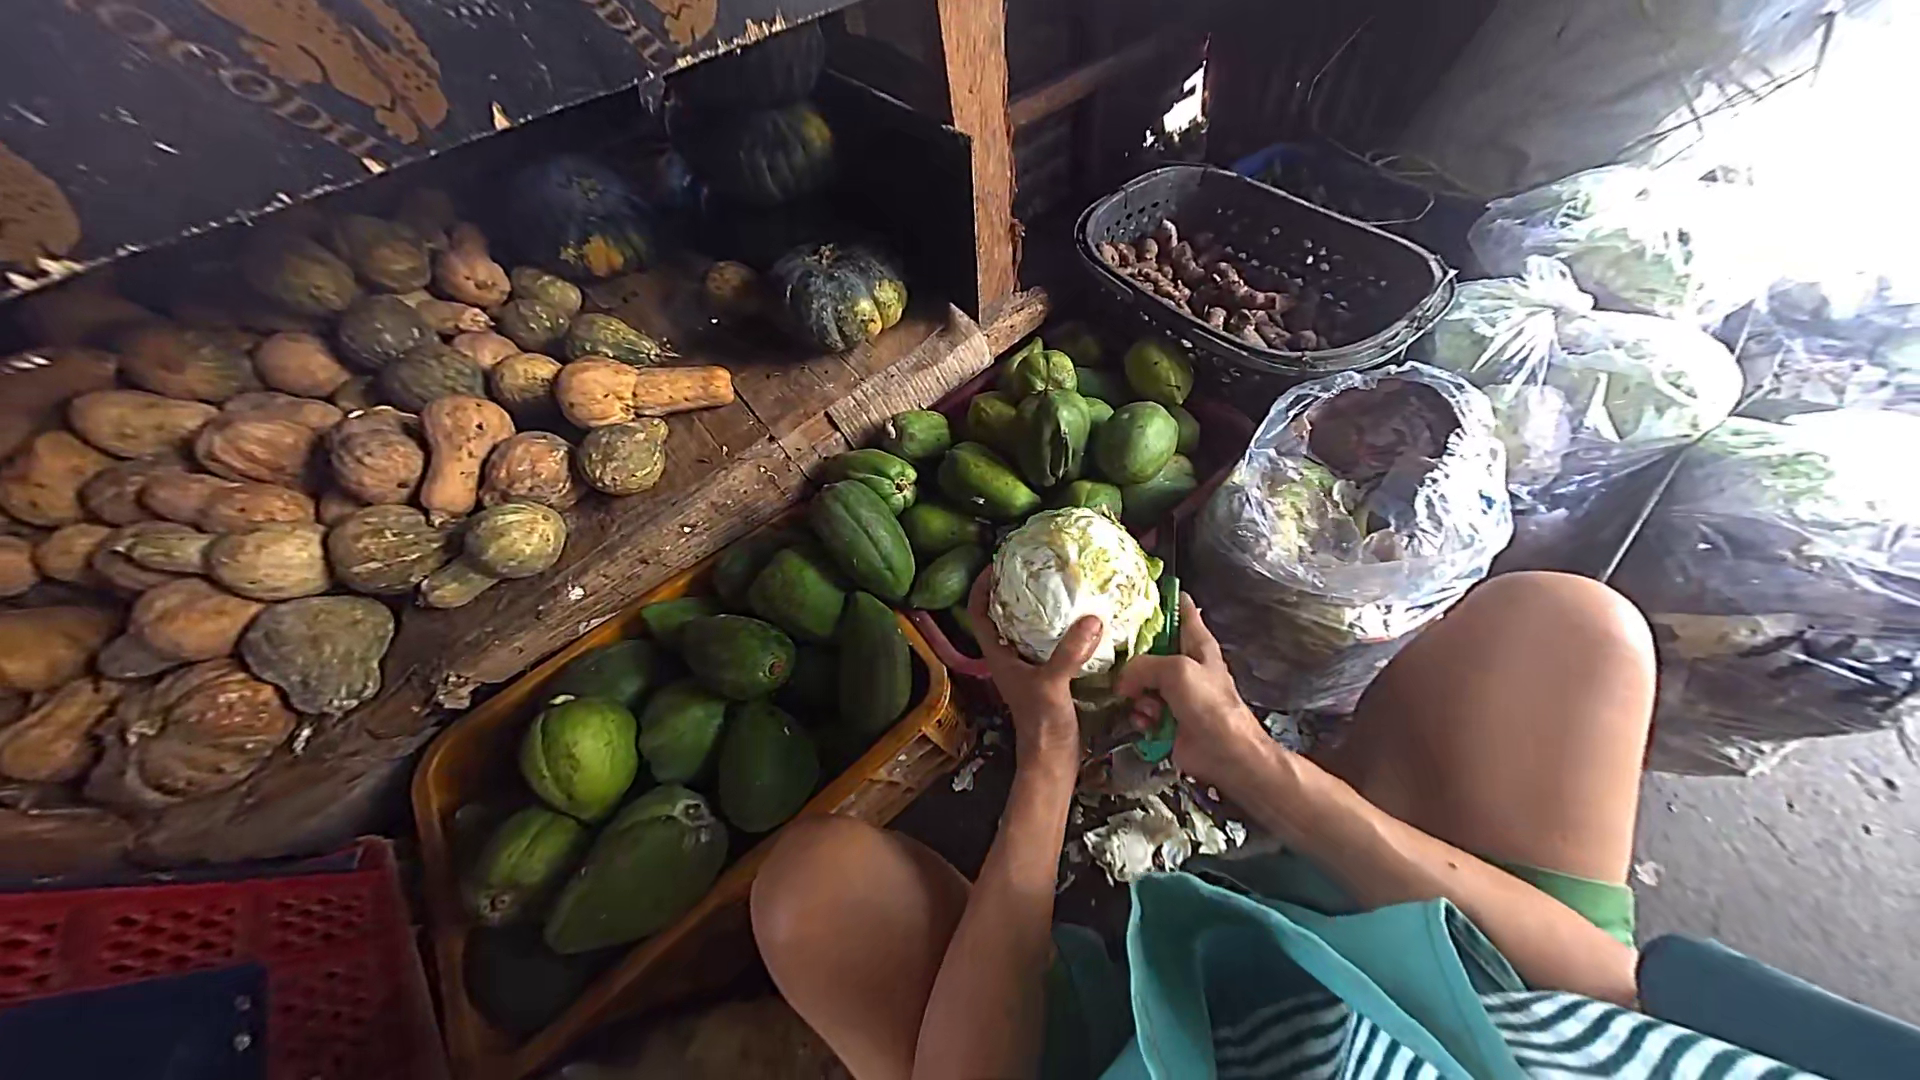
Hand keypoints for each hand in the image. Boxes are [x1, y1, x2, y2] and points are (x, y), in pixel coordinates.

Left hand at [966, 570, 1100, 772]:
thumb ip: (1068, 653)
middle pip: (1000, 615)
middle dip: (1010, 590)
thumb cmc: (1042, 725)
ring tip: (1052, 583)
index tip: (995, 565)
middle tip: (1029, 566)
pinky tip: (1076, 617)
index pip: (979, 614)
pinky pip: (1047, 641)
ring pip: (1024, 628)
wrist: (1053, 760)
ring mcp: (1027, 665)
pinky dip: (1056, 626)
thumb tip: (1091, 618)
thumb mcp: (1053, 684)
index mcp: (998, 655)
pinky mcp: (1047, 673)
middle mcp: (1009, 656)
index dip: (980, 588)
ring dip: (1033, 607)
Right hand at [1113, 594, 1272, 790]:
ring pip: (1139, 679)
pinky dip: (1139, 714)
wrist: (1226, 754)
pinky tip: (1145, 721)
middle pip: (1150, 646)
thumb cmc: (1210, 705)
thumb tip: (1122, 681)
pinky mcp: (1164, 716)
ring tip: (1140, 702)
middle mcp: (1184, 663)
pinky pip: (1140, 707)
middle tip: (1114, 656)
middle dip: (1131, 652)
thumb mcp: (1176, 671)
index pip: (1182, 610)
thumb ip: (1142, 666)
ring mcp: (1173, 691)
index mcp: (1197, 644)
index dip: (1164, 597)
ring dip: (1134, 691)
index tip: (1140, 590)